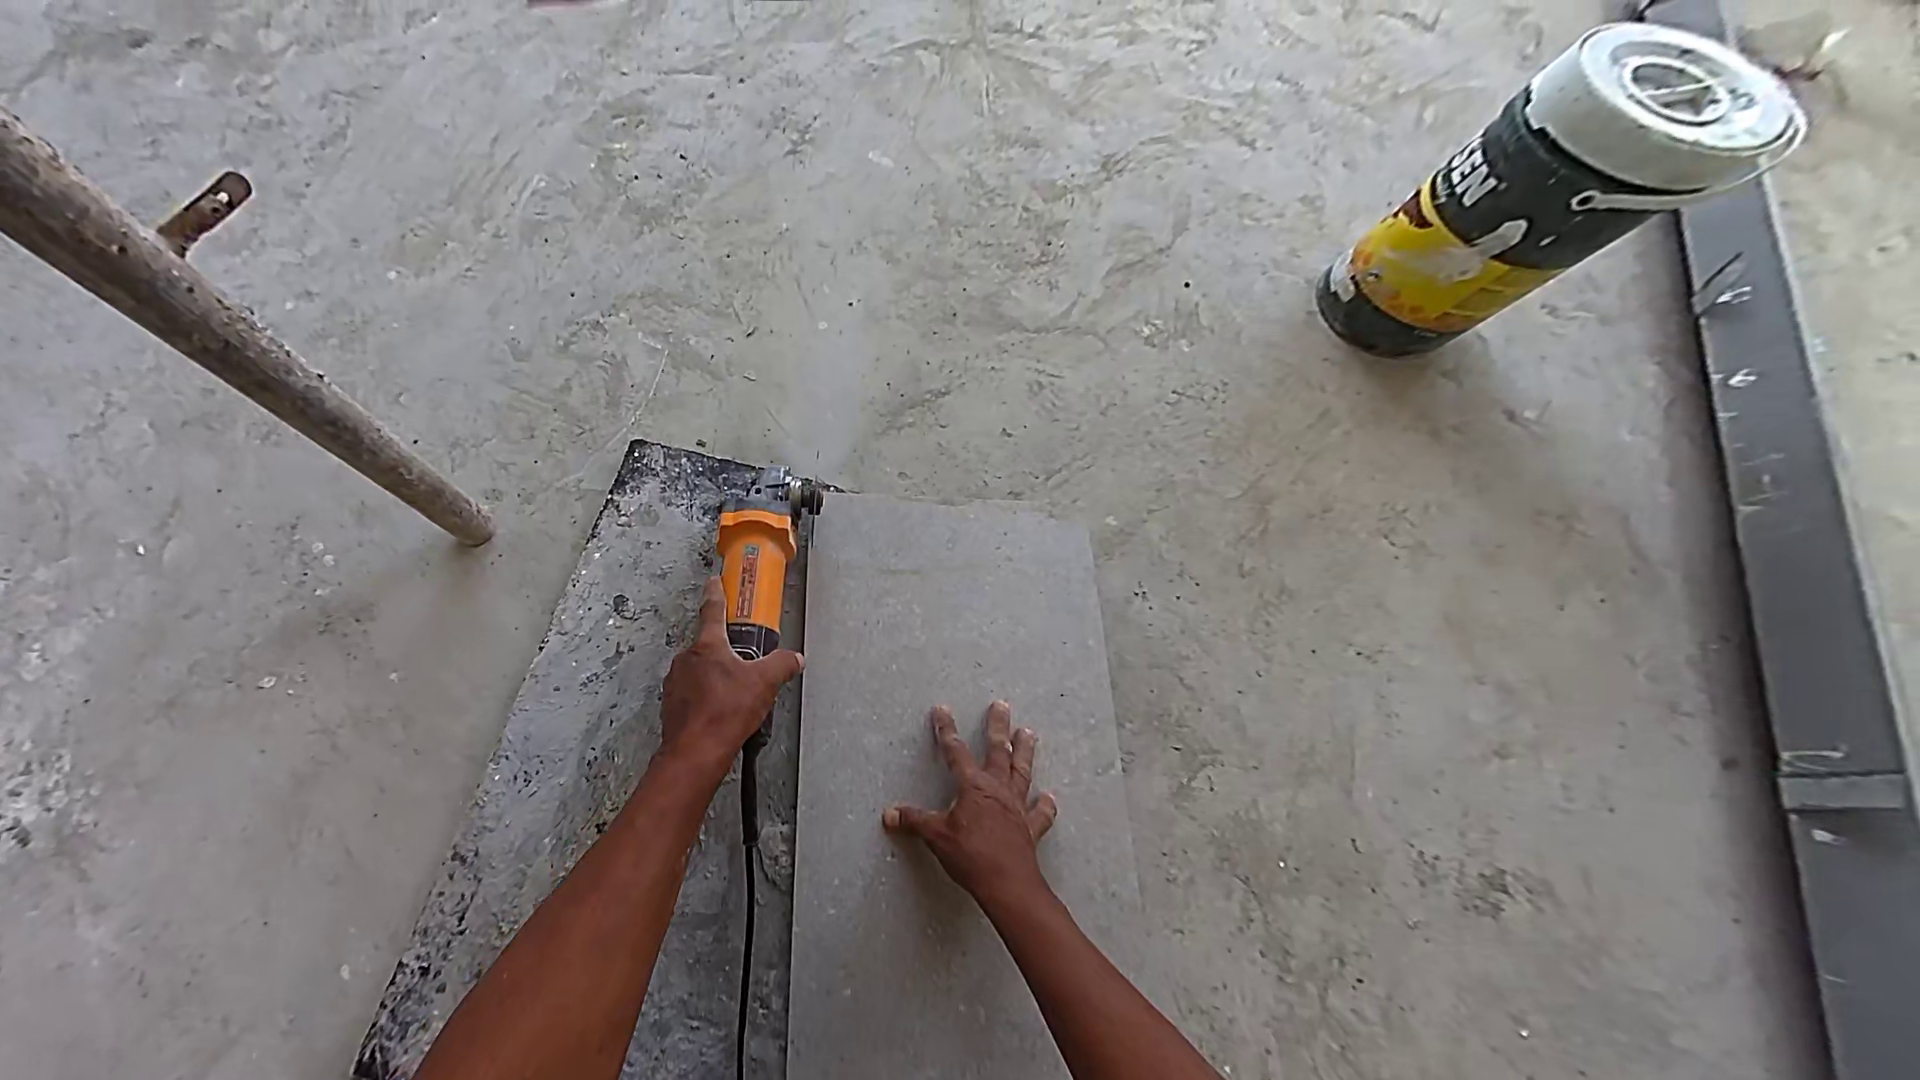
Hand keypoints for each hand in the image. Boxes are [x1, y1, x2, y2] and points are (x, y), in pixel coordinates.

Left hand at [657, 578, 803, 781]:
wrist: (696, 752)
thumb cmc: (725, 713)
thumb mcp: (765, 682)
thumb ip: (782, 665)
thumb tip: (794, 659)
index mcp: (708, 647)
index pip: (712, 611)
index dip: (716, 593)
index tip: (714, 582)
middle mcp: (687, 660)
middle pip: (709, 644)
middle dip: (726, 649)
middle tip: (743, 660)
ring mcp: (676, 683)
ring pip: (700, 669)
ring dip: (716, 675)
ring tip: (736, 693)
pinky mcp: (673, 705)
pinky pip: (693, 691)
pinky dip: (707, 696)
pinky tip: (722, 710)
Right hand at [883, 701, 1059, 910]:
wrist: (1007, 884)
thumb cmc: (971, 857)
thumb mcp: (936, 837)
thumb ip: (914, 822)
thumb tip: (890, 814)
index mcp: (973, 786)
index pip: (956, 751)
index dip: (946, 730)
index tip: (942, 710)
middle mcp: (997, 789)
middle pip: (998, 751)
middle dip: (997, 727)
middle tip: (1001, 706)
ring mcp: (1017, 806)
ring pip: (1022, 771)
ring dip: (1025, 751)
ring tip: (1028, 732)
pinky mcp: (1030, 827)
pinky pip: (1040, 813)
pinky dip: (1044, 805)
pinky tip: (1048, 797)